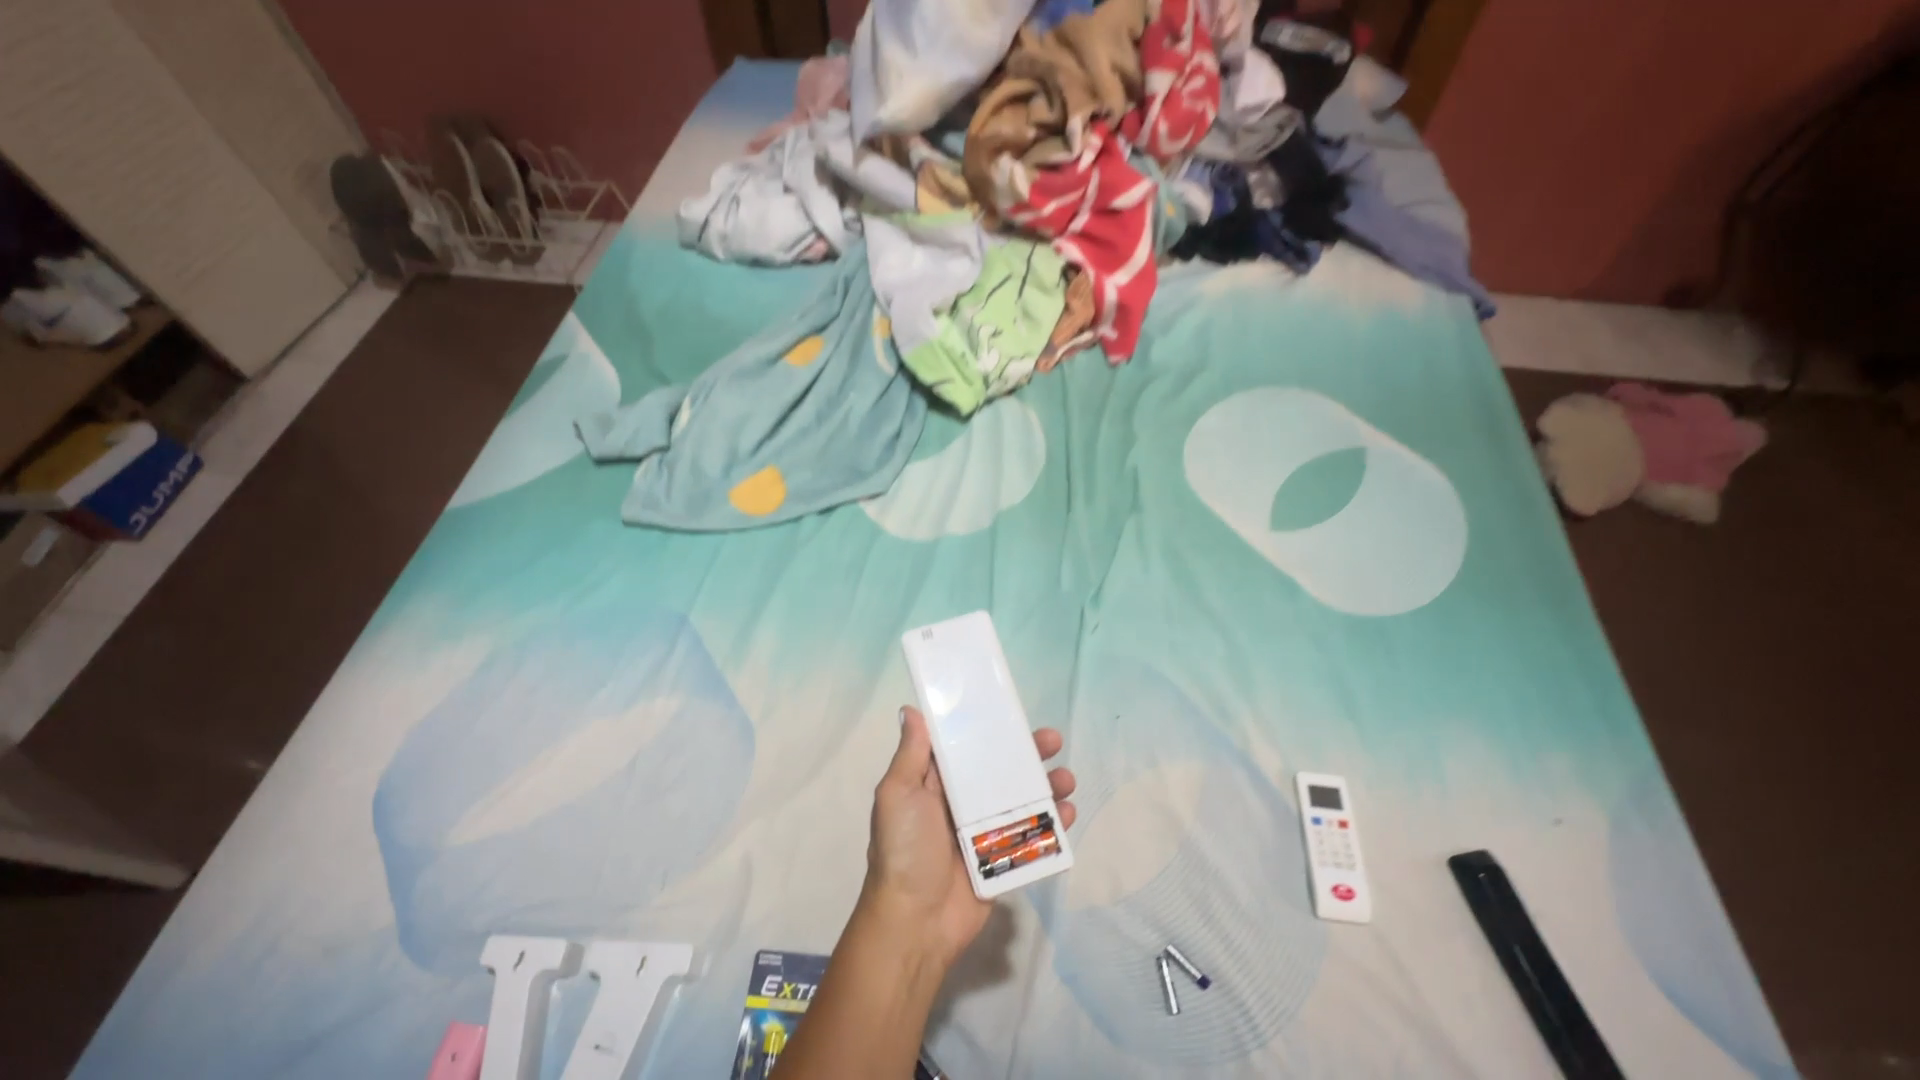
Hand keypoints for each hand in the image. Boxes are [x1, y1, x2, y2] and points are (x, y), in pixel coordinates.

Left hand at [858, 706, 1076, 970]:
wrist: (915, 921)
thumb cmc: (905, 851)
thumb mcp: (898, 795)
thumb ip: (910, 755)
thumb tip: (911, 710)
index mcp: (934, 786)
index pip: (966, 749)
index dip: (988, 730)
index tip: (1013, 713)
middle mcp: (961, 806)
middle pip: (1000, 772)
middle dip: (1028, 756)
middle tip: (1052, 741)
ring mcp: (984, 835)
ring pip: (1022, 802)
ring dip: (1047, 787)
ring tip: (1066, 780)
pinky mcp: (1003, 862)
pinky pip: (1033, 838)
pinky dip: (1053, 826)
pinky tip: (1067, 814)